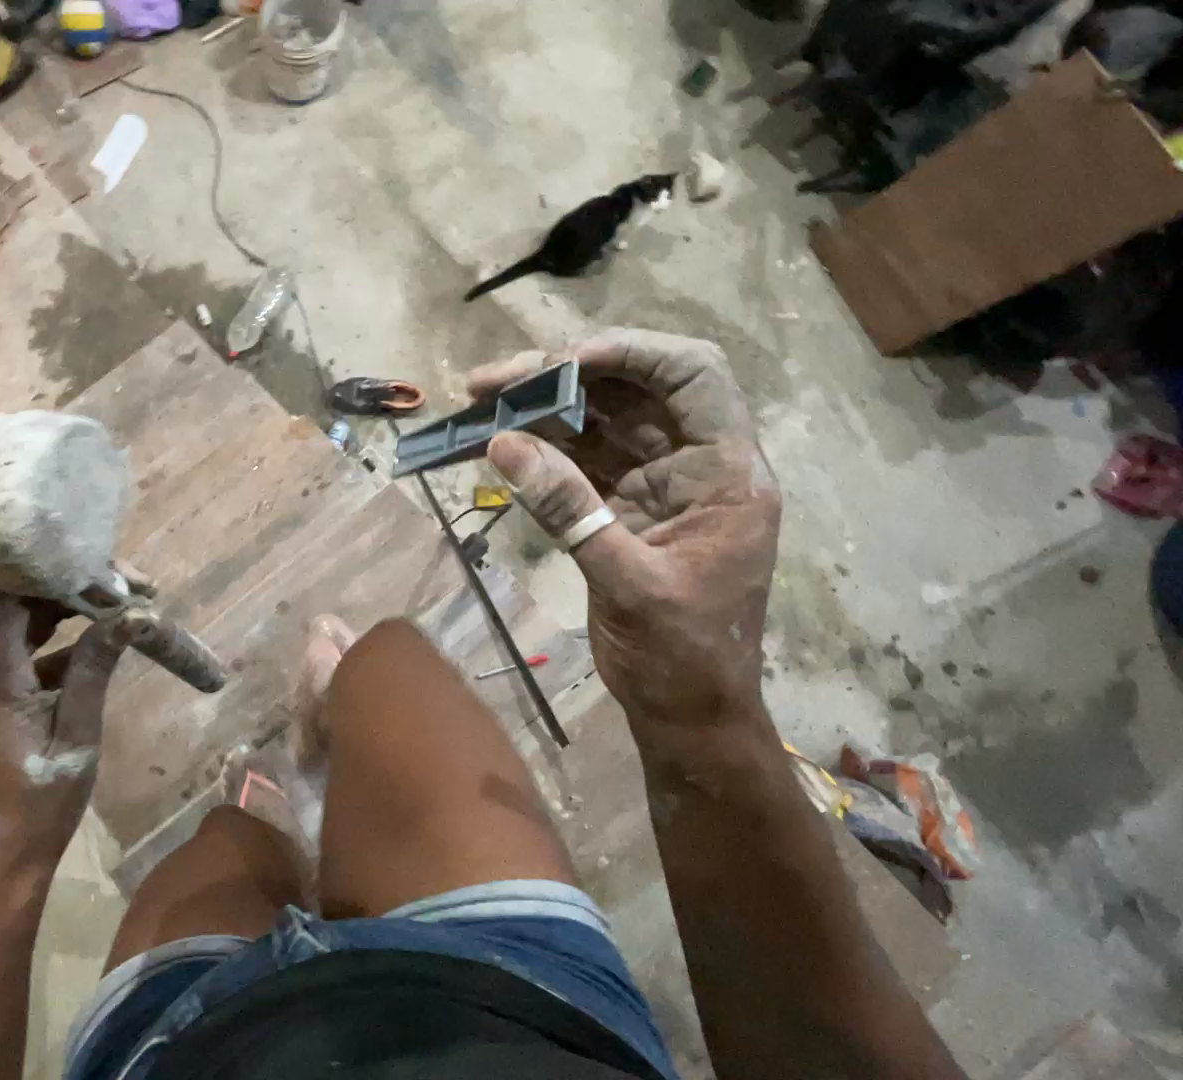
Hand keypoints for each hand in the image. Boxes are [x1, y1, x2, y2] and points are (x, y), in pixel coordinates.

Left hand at [0, 588, 134, 870]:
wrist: (4, 854)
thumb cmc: (42, 801)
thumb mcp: (78, 734)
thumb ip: (96, 668)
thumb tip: (132, 613)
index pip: (7, 596)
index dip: (48, 568)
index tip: (99, 558)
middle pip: (17, 603)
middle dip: (71, 585)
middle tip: (128, 581)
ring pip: (24, 625)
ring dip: (69, 611)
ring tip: (124, 600)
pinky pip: (28, 652)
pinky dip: (62, 641)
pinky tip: (103, 638)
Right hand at [468, 330, 781, 728]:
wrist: (685, 711)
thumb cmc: (681, 655)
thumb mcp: (627, 582)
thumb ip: (568, 510)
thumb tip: (504, 445)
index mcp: (725, 473)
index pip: (692, 376)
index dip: (630, 354)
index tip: (559, 362)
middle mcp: (692, 464)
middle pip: (633, 390)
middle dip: (563, 374)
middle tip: (492, 381)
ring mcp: (653, 484)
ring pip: (598, 421)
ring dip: (541, 406)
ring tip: (480, 400)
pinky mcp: (618, 507)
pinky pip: (576, 460)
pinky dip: (538, 446)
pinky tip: (496, 439)